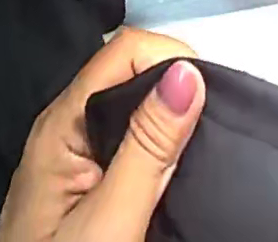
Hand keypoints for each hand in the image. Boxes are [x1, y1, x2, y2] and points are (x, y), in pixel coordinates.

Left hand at [0, 29, 206, 241]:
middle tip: (215, 123)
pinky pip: (126, 134)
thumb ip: (147, 149)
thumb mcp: (109, 226)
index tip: (210, 98)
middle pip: (127, 70)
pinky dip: (158, 138)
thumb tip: (189, 73)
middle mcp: (65, 125)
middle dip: (175, 83)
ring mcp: (73, 152)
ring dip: (169, 112)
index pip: (123, 51)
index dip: (170, 59)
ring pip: (130, 101)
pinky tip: (178, 161)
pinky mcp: (84, 179)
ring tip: (204, 140)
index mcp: (62, 123)